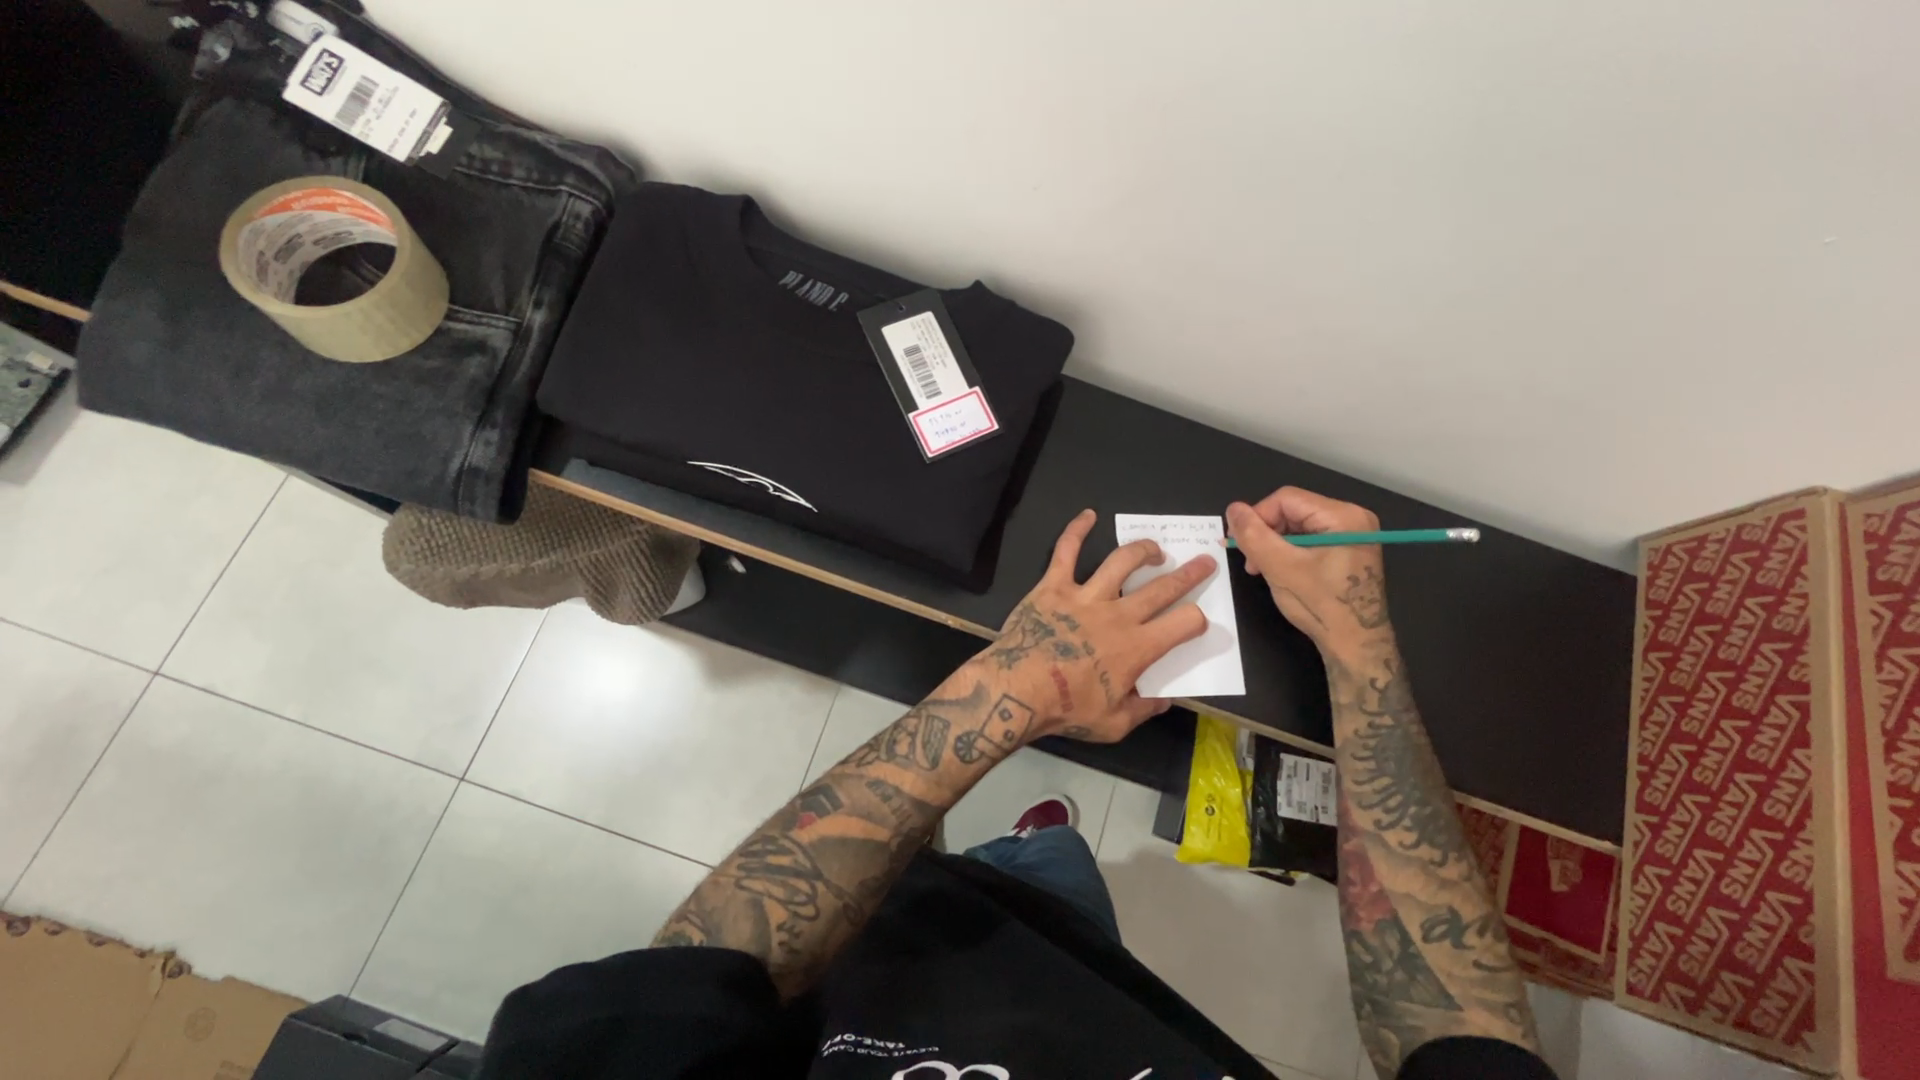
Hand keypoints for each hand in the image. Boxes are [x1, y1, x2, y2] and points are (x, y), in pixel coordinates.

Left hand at [981, 509, 1213, 743]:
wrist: (1017, 690)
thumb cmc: (1067, 709)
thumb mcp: (1114, 724)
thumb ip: (1143, 710)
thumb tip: (1164, 700)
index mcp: (1137, 648)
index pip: (1184, 624)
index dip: (1198, 619)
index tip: (1198, 619)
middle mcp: (1118, 614)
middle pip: (1162, 587)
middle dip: (1189, 574)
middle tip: (1203, 562)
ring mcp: (1086, 595)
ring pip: (1122, 561)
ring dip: (1142, 551)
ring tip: (1154, 548)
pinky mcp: (1053, 586)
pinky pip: (1066, 551)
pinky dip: (1077, 530)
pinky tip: (1087, 516)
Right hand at [1226, 487, 1393, 662]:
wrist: (1355, 644)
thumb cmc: (1321, 605)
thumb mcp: (1280, 568)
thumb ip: (1254, 535)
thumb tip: (1232, 508)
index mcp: (1343, 516)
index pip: (1286, 499)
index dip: (1257, 517)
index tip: (1239, 543)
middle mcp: (1352, 518)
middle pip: (1293, 510)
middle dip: (1266, 533)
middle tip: (1250, 562)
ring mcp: (1352, 534)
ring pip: (1297, 525)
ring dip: (1274, 544)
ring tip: (1261, 569)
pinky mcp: (1347, 549)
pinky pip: (1309, 538)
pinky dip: (1289, 551)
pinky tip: (1278, 570)